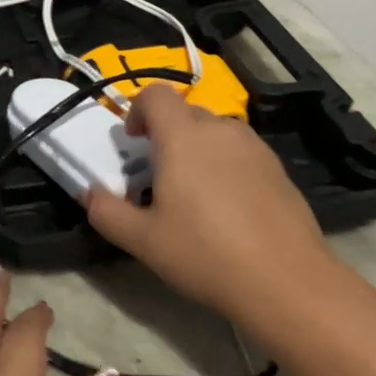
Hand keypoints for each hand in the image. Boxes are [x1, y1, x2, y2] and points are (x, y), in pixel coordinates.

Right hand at [85, 85, 333, 318]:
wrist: (286, 281)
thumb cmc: (205, 254)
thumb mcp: (142, 241)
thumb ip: (107, 211)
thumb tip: (89, 194)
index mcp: (183, 137)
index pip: (156, 94)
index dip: (138, 109)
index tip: (133, 141)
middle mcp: (220, 130)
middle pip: (185, 112)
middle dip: (166, 133)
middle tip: (157, 173)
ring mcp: (254, 147)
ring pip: (216, 131)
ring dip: (197, 147)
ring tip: (192, 190)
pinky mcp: (278, 169)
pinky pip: (241, 151)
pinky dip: (225, 164)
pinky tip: (227, 207)